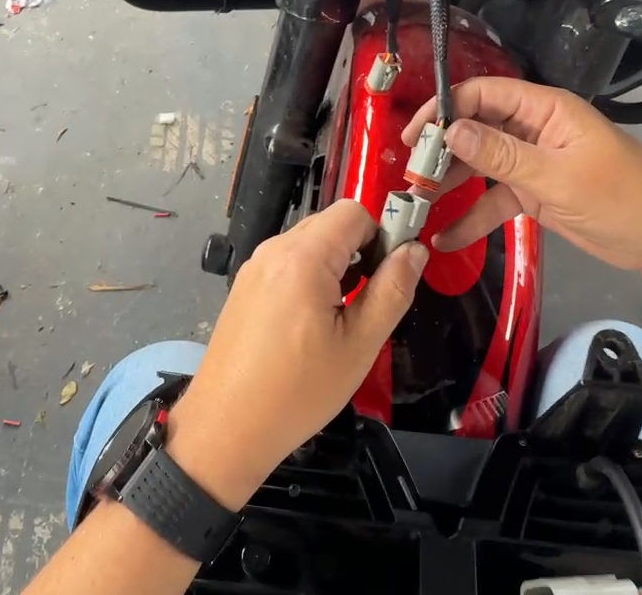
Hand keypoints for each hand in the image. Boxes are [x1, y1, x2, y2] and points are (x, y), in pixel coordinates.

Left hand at [166, 199, 426, 509]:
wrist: (226, 430)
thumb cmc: (298, 391)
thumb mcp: (360, 345)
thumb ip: (393, 289)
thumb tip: (415, 250)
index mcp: (303, 257)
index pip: (354, 211)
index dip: (382, 233)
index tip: (391, 273)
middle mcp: (274, 250)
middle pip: (331, 224)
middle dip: (360, 251)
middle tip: (370, 301)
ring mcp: (255, 267)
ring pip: (310, 244)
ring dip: (336, 266)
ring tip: (342, 317)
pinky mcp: (245, 286)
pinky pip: (288, 263)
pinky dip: (310, 278)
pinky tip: (312, 323)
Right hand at [403, 77, 641, 274]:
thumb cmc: (621, 196)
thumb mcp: (557, 175)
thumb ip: (501, 154)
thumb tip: (450, 130)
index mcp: (544, 109)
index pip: (484, 94)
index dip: (446, 109)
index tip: (415, 135)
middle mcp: (533, 129)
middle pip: (476, 128)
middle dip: (441, 149)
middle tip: (410, 173)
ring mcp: (532, 162)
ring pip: (480, 164)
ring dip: (451, 182)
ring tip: (418, 203)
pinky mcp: (534, 192)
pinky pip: (494, 199)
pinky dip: (472, 217)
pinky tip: (445, 237)